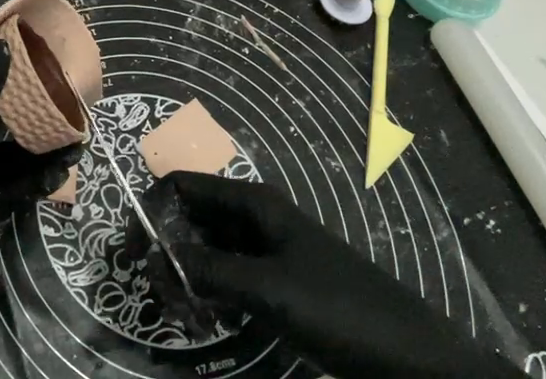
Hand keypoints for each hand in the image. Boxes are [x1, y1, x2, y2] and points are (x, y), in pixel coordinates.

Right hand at [158, 172, 526, 378]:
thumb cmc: (341, 310)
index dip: (149, 210)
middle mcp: (252, 220)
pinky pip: (222, 282)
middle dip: (165, 254)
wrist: (413, 360)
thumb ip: (207, 270)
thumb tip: (152, 255)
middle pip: (187, 221)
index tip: (132, 253)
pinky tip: (207, 324)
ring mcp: (263, 254)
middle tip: (162, 298)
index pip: (181, 186)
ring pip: (202, 255)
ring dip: (184, 282)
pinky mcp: (272, 287)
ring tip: (186, 319)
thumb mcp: (269, 289)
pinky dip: (207, 299)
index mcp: (253, 203)